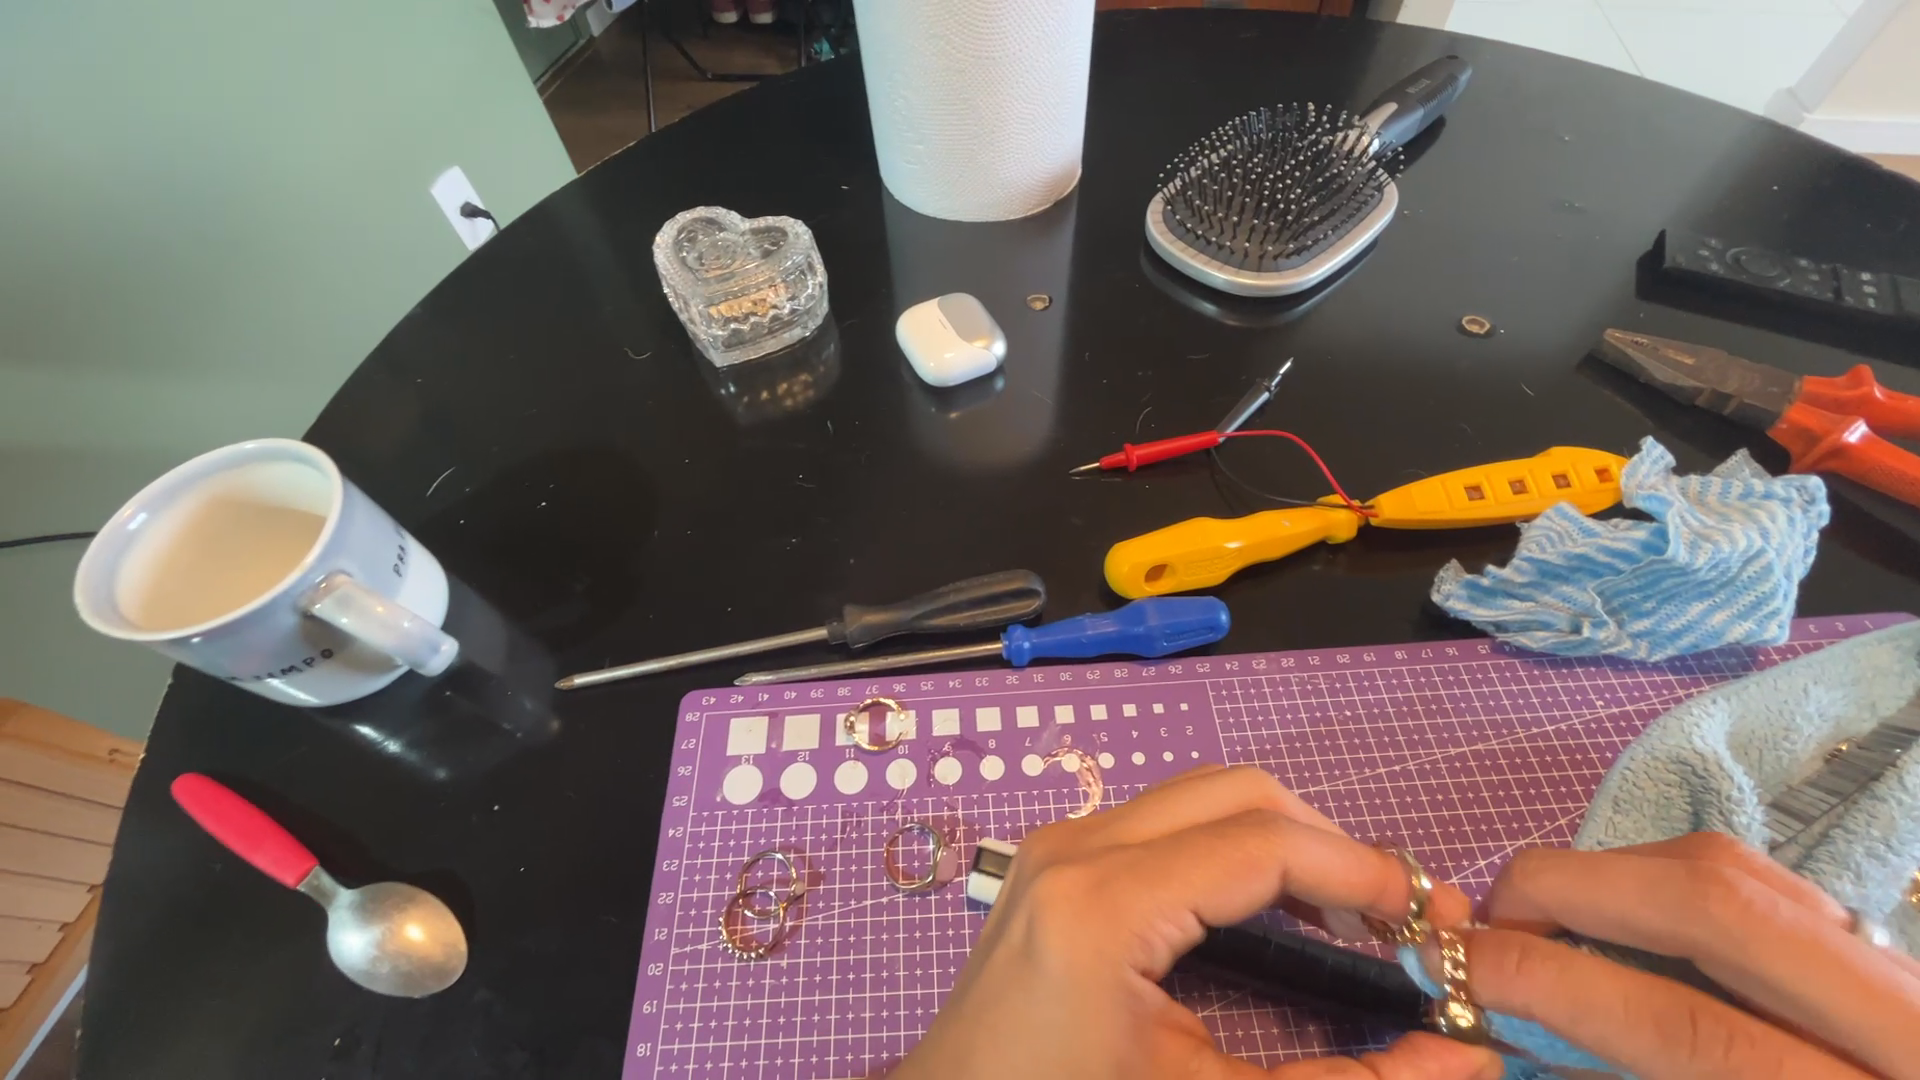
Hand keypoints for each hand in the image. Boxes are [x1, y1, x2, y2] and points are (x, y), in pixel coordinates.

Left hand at [893, 766, 1501, 1079]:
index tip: (1431, 918)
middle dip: (1322, 838)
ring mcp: (1058, 841)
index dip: (1358, 868)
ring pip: (1196, 795)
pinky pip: (1161, 820)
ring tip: (1342, 908)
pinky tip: (1264, 901)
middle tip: (1389, 915)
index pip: (1257, 842)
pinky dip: (1228, 844)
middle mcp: (1076, 845)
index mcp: (1104, 904)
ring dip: (1277, 834)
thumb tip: (1463, 1054)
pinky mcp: (1055, 855)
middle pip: (1230, 791)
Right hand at [1458, 832, 1919, 1078]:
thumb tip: (1500, 999)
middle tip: (1493, 922)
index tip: (1453, 962)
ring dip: (1599, 875)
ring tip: (1546, 917)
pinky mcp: (1880, 943)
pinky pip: (1748, 870)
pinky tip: (1621, 910)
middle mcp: (1908, 1031)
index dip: (1544, 979)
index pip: (1682, 1025)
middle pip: (1708, 902)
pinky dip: (1653, 874)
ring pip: (1724, 864)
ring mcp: (1904, 974)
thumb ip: (1617, 1069)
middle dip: (1561, 890)